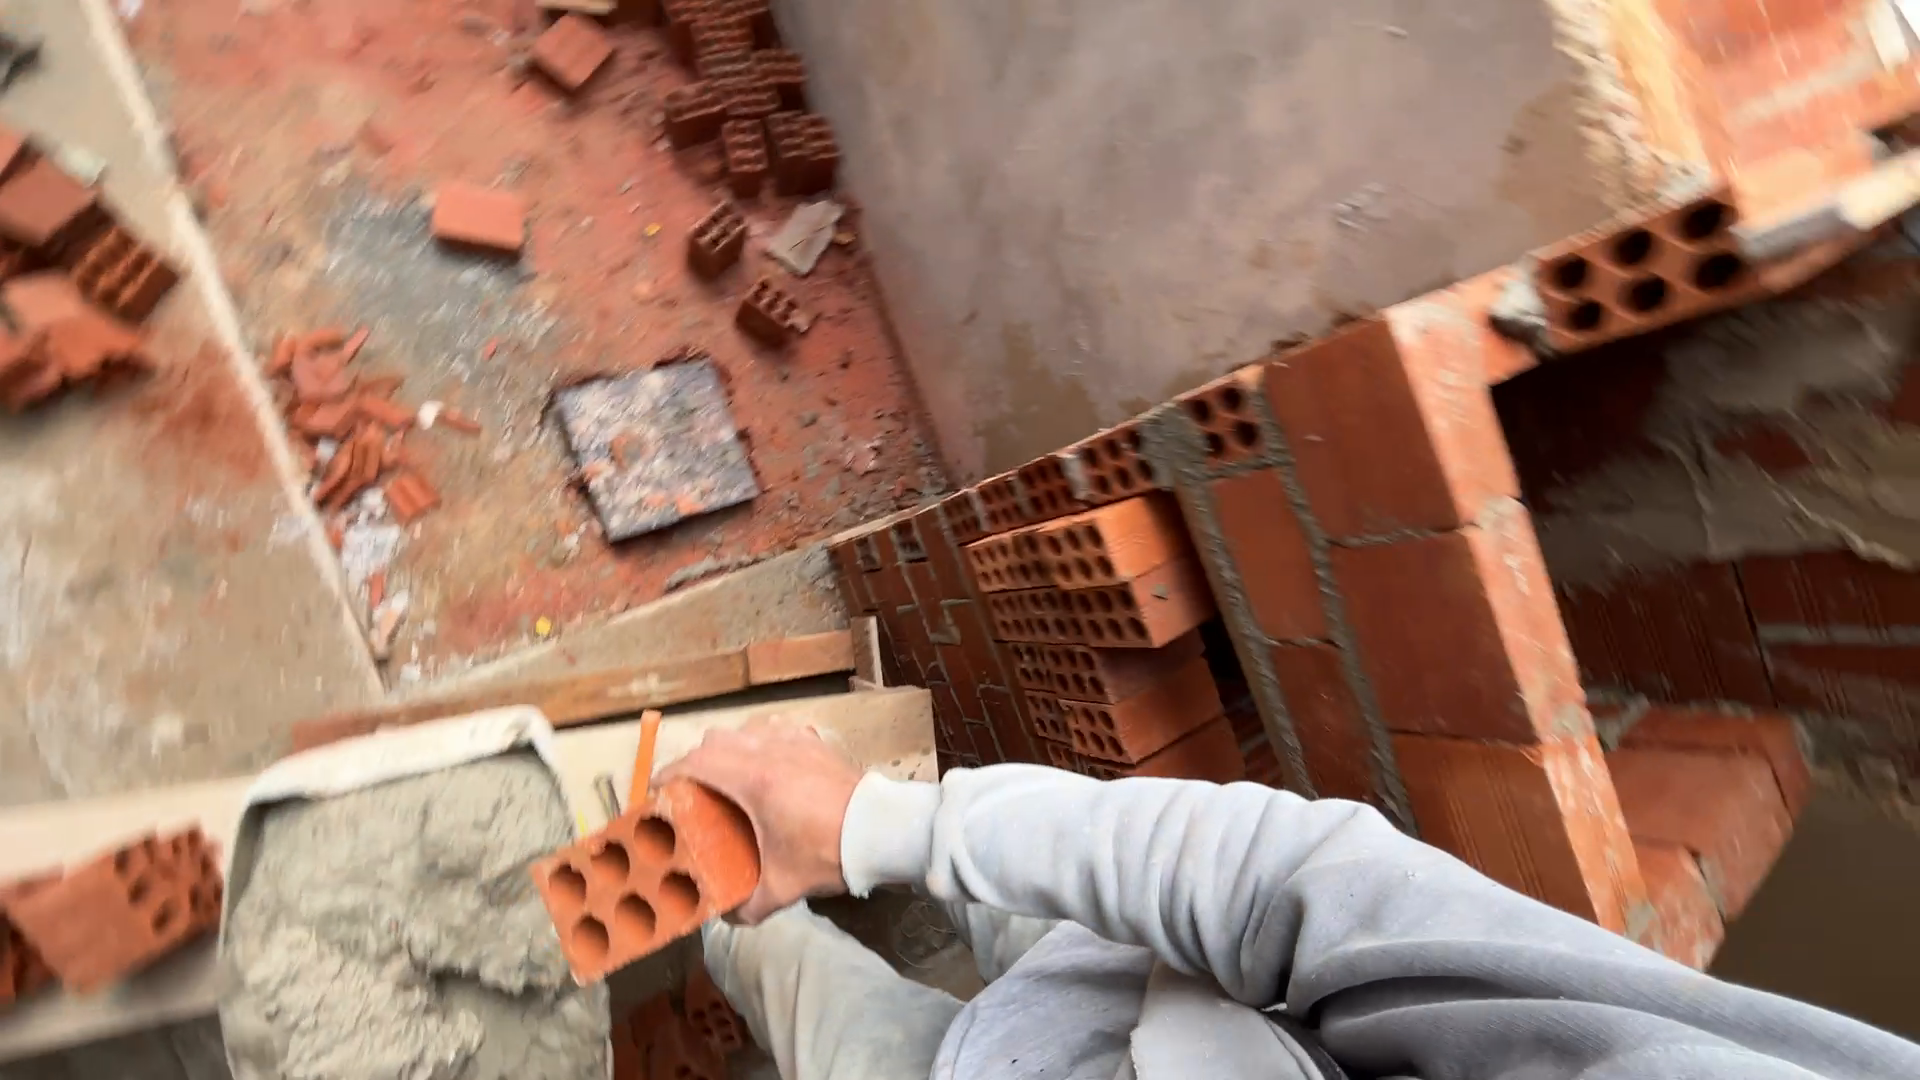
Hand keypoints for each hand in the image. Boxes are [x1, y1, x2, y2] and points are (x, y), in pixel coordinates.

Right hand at [657, 718, 863, 924]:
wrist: (878, 829)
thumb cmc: (826, 852)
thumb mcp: (781, 887)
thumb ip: (746, 906)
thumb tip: (724, 915)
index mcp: (753, 778)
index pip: (697, 761)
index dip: (669, 773)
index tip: (656, 791)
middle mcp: (769, 748)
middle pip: (717, 739)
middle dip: (697, 760)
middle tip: (692, 789)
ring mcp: (795, 739)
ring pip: (747, 728)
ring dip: (730, 747)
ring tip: (728, 775)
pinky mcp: (815, 740)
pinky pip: (776, 729)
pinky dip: (761, 741)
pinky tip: (766, 764)